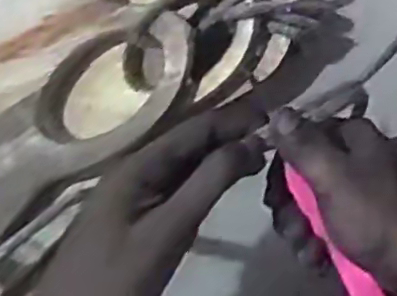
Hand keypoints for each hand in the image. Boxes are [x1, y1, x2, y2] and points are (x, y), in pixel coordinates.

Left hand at [34, 104, 263, 295]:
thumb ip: (213, 178)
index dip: (243, 118)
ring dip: (229, 154)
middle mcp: (138, 169)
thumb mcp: (168, 229)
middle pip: (198, 138)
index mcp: (139, 165)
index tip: (282, 123)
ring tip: (264, 159)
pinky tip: (235, 179)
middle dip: (238, 134)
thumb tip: (258, 137)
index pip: (202, 123)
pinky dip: (214, 175)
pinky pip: (185, 180)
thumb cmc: (114, 279)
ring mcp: (137, 192)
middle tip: (279, 141)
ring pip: (193, 159)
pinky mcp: (140, 213)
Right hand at [268, 111, 396, 291]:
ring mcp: (351, 190)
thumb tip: (280, 111)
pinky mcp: (350, 219)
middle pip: (299, 179)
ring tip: (313, 248)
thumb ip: (305, 147)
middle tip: (298, 227)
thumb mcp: (333, 175)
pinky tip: (320, 258)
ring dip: (301, 233)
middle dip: (290, 210)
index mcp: (352, 138)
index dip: (283, 166)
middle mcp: (351, 158)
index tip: (277, 193)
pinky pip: (317, 230)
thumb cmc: (372, 207)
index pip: (302, 139)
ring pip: (304, 209)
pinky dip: (314, 246)